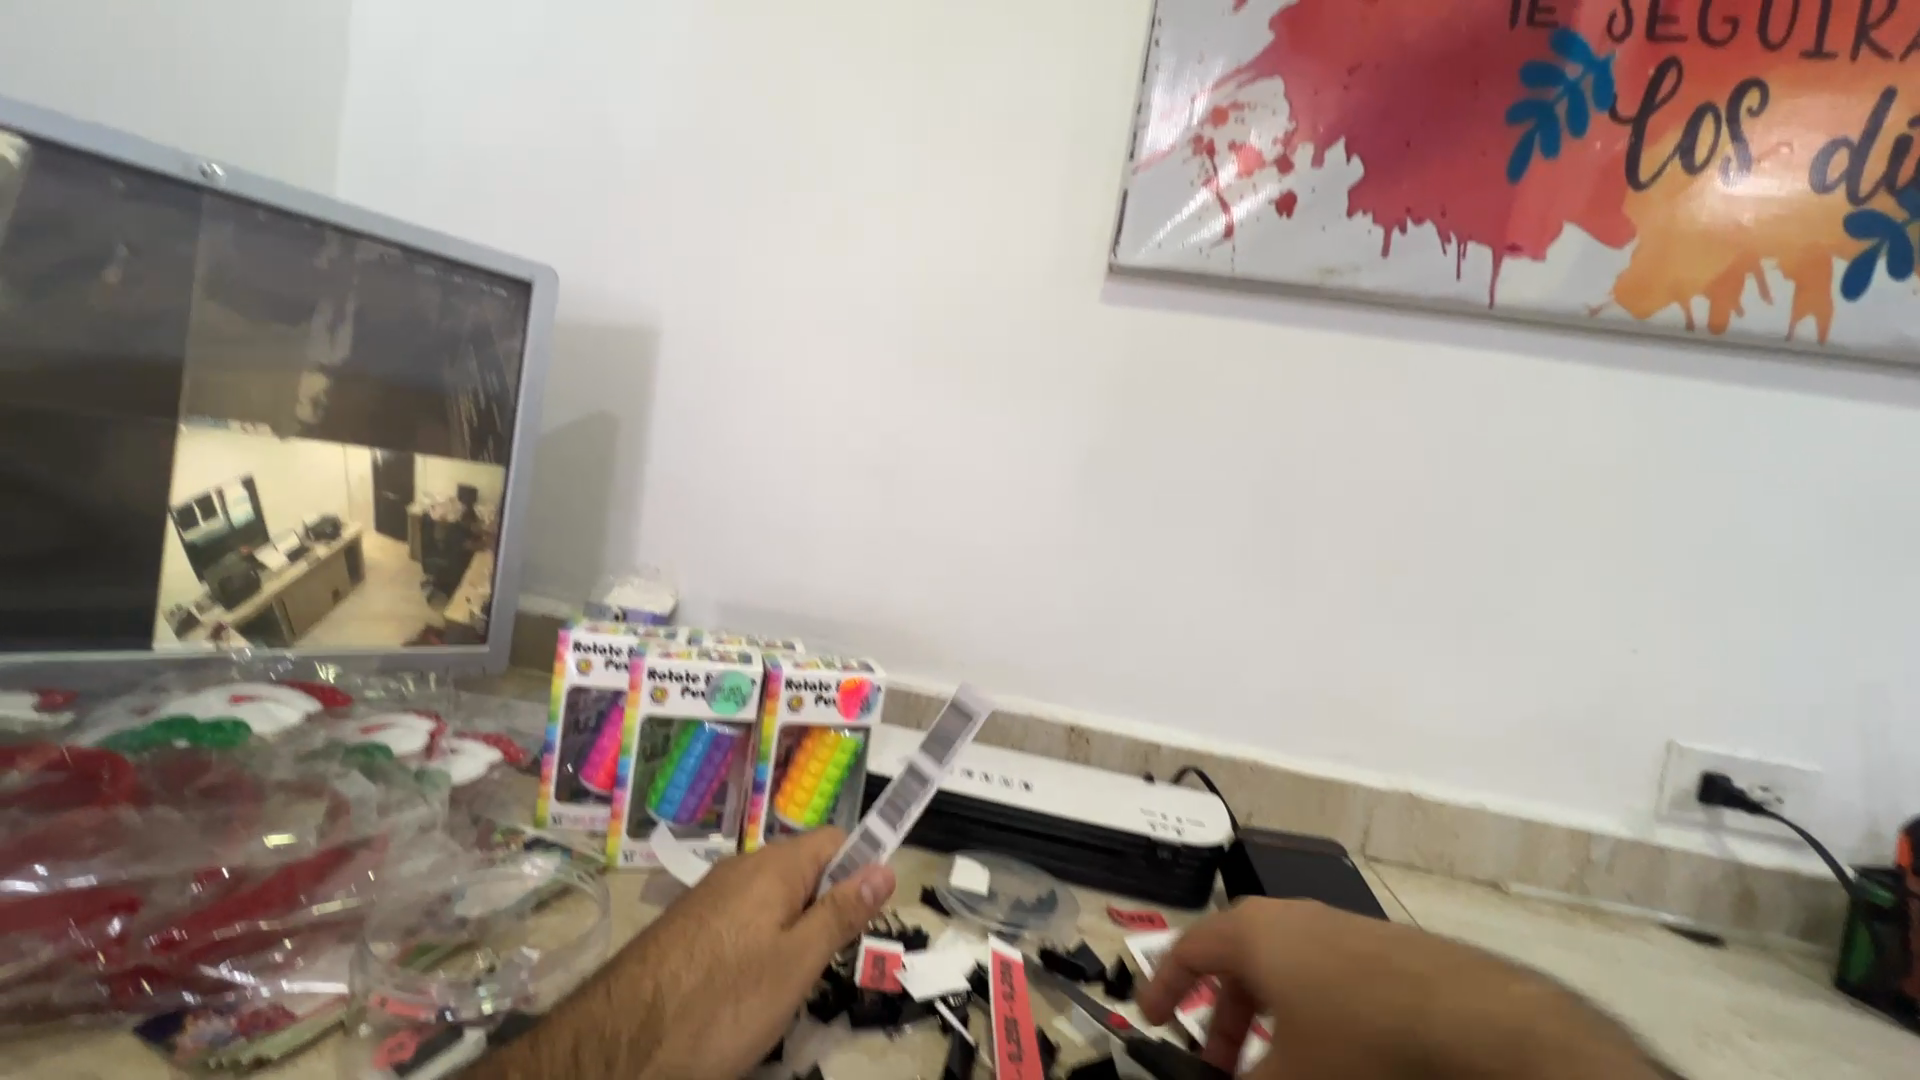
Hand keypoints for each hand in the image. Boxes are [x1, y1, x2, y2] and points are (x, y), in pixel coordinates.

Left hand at [626, 828, 895, 1079]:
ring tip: (784, 987)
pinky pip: (742, 920)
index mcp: (774, 866)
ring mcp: (710, 895)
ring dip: (791, 932)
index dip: (861, 869)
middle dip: (825, 909)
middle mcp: (742, 868)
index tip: (867, 916)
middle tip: (824, 964)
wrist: (614, 1048)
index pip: (837, 840)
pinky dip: (757, 946)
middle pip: (805, 870)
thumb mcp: (798, 963)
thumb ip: (842, 913)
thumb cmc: (721, 1002)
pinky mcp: (688, 925)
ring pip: (773, 900)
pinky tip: (744, 991)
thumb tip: (886, 867)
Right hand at [1137, 899, 1668, 1079]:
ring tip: (1278, 1065)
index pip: (1186, 950)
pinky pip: (1322, 975)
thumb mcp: (1289, 1077)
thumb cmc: (1359, 1039)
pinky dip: (1308, 1012)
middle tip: (1220, 1067)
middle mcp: (1287, 917)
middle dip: (1224, 1018)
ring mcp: (1336, 927)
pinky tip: (1333, 1052)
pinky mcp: (1379, 947)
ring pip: (1282, 969)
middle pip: (1235, 962)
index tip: (1150, 1019)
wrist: (1476, 1019)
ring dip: (1267, 1018)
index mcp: (1251, 934)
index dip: (1163, 986)